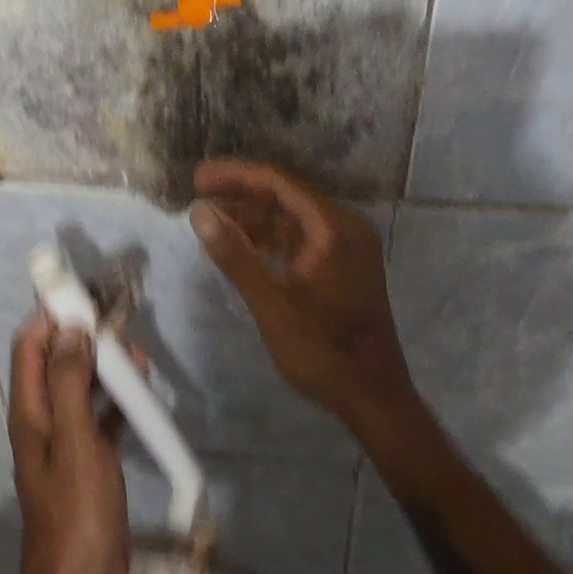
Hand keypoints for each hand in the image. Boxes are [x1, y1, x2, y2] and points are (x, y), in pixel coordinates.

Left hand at [9, 316, 128, 573]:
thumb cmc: (76, 510)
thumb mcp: (75, 442)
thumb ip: (71, 384)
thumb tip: (72, 329)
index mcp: (30, 411)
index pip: (32, 344)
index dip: (53, 314)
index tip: (87, 294)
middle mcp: (44, 418)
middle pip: (59, 360)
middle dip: (86, 336)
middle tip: (121, 321)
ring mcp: (67, 439)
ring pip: (83, 385)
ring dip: (106, 365)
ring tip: (137, 354)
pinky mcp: (89, 459)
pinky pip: (101, 414)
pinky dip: (118, 398)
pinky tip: (140, 391)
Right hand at [188, 159, 416, 425]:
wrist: (374, 397)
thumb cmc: (323, 352)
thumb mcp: (272, 305)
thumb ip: (236, 256)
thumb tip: (200, 212)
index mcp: (333, 228)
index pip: (279, 182)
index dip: (235, 176)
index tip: (197, 179)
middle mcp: (346, 227)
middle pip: (287, 195)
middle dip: (241, 194)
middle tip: (199, 199)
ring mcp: (349, 246)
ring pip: (293, 217)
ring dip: (255, 218)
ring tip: (213, 226)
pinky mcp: (345, 265)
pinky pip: (303, 238)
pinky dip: (272, 239)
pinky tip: (244, 249)